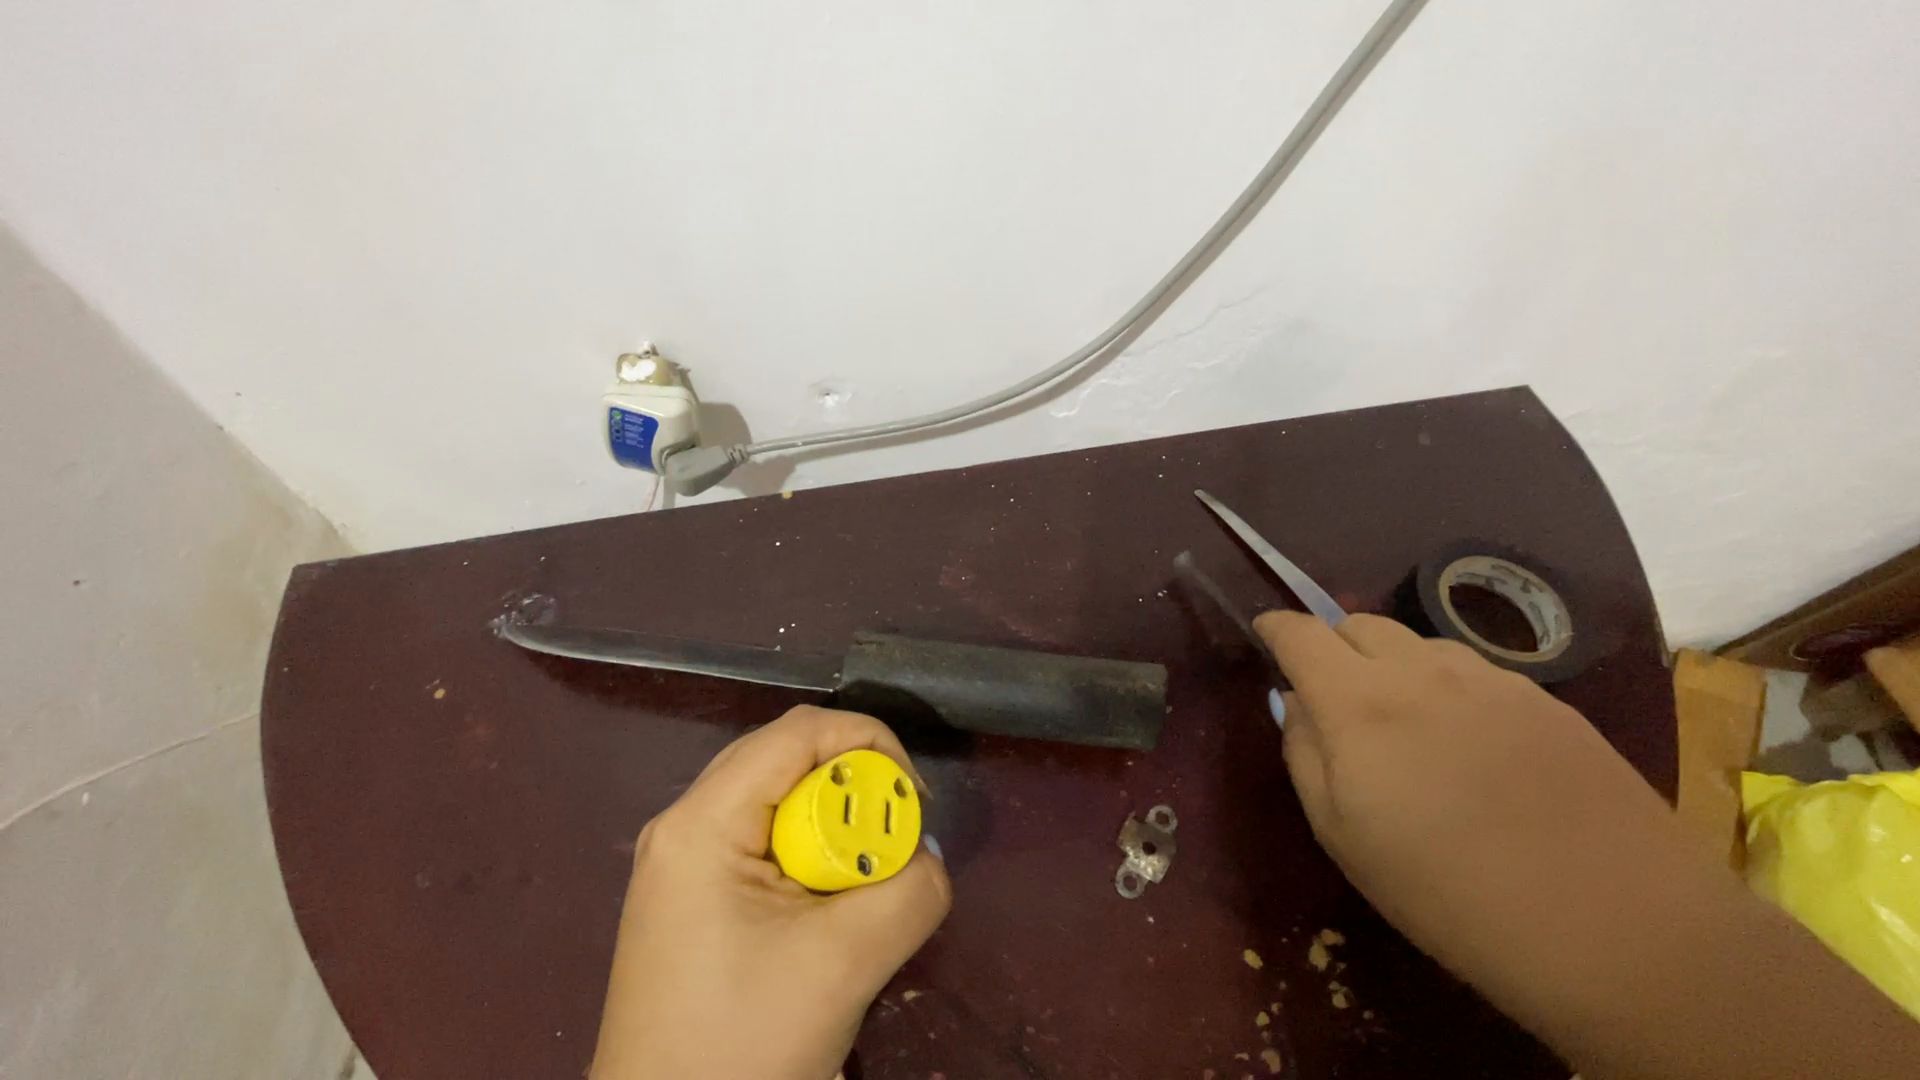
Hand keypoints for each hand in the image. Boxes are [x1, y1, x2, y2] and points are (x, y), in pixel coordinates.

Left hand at [590, 706, 951, 1079]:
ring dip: (834, 825)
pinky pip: (765, 841)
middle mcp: (685, 825)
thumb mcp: (844, 965)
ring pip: (779, 800)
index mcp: (702, 823)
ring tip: (866, 875)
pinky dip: (811, 855)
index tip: (914, 801)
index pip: (798, 732)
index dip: (869, 743)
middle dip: (854, 785)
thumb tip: (925, 855)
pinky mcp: (695, 897)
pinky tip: (828, 905)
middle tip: (896, 836)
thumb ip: (909, 892)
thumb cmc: (742, 1049)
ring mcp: (684, 862)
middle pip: (786, 758)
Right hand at [1256, 611, 1919, 1078]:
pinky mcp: (1546, 700)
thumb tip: (1298, 704)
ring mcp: (1490, 680)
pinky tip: (1470, 744)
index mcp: (1358, 702)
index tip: (1266, 638)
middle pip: (1358, 623)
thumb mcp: (1342, 835)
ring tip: (1405, 722)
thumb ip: (1304, 754)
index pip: (1300, 632)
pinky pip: (1474, 670)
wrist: (1620, 926)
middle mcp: (1421, 671)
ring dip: (1392, 664)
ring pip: (1418, 644)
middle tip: (1335, 695)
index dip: (1275, 627)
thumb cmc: (1450, 892)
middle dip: (1332, 644)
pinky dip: (1447, 686)